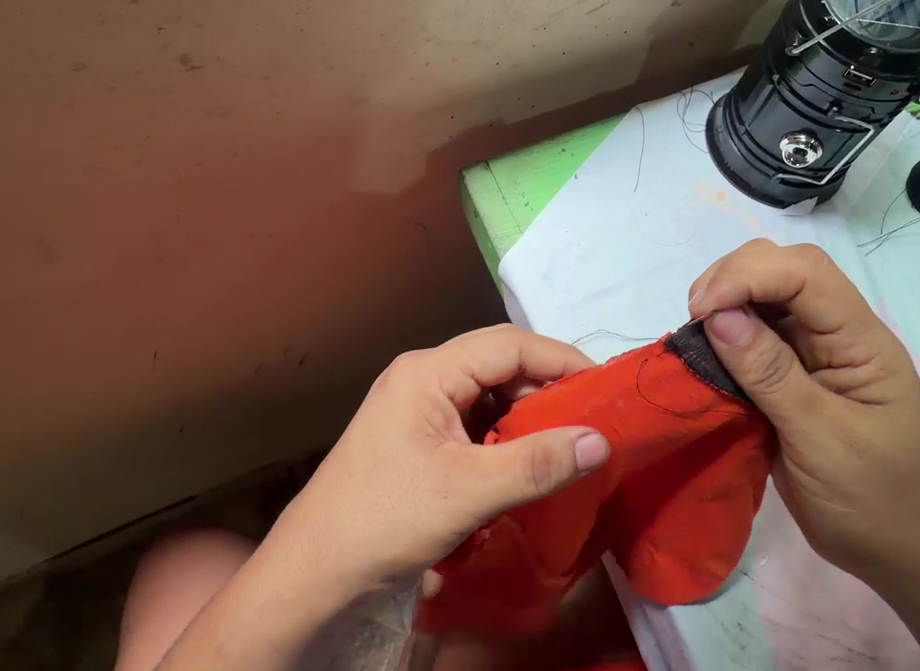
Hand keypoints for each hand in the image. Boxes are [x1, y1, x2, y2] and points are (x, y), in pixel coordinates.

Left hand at [265, 324, 612, 598]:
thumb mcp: (466, 491)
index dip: (559, 359)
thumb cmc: (384, 519)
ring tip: (569, 443)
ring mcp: (420, 409)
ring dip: (528, 417)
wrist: (314, 575)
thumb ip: (536, 463)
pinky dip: (507, 439)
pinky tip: (531, 464)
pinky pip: (476, 425)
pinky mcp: (421, 440)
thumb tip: (601, 440)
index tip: (604, 387)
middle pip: (499, 366)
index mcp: (428, 371)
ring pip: (490, 397)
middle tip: (593, 420)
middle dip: (547, 389)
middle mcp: (424, 378)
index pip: (507, 344)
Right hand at [685, 239, 919, 593]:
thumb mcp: (822, 443)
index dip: (748, 275)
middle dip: (734, 277)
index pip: (806, 273)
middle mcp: (840, 335)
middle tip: (695, 318)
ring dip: (727, 300)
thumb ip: (771, 375)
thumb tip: (718, 314)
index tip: (702, 311)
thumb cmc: (879, 505)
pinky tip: (708, 351)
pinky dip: (727, 333)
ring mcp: (818, 354)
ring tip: (697, 332)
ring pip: (768, 295)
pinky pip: (758, 334)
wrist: (912, 562)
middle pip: (786, 269)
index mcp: (862, 342)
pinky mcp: (796, 377)